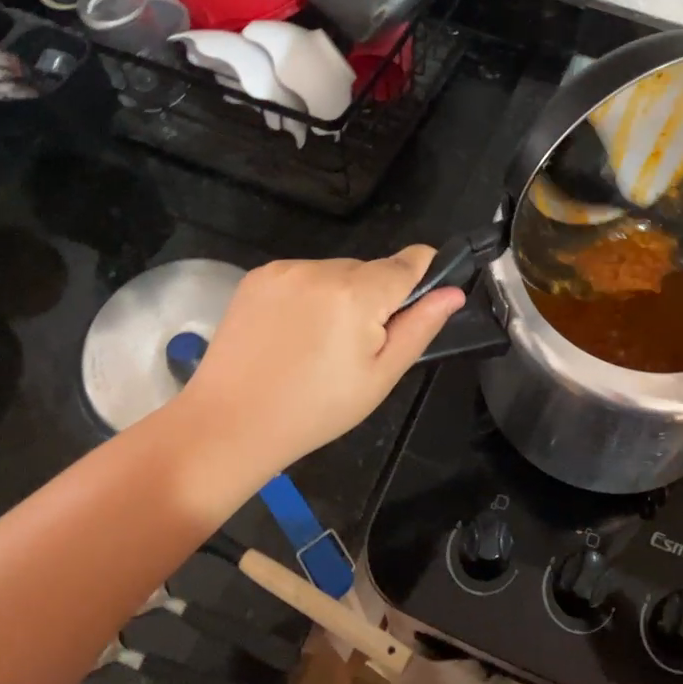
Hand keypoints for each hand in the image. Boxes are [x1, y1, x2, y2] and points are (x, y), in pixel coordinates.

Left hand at [182, 246, 463, 470]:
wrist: (228, 423)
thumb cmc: (315, 410)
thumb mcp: (380, 377)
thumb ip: (420, 327)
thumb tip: (454, 292)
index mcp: (359, 294)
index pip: (410, 260)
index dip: (423, 275)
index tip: (416, 305)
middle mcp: (323, 269)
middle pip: (372, 269)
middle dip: (375, 297)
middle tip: (356, 347)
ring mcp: (287, 269)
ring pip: (337, 272)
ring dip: (341, 295)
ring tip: (319, 344)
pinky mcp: (260, 275)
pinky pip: (304, 275)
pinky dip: (308, 296)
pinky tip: (292, 333)